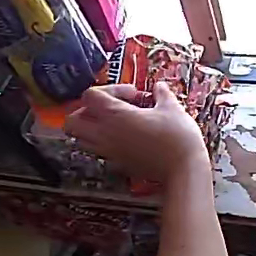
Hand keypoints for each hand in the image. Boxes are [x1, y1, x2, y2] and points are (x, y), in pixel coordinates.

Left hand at [65, 82, 208, 186]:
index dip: (108, 89)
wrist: (183, 169)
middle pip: (72, 121)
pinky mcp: (116, 164)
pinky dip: (102, 143)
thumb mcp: (172, 108)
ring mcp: (108, 151)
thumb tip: (159, 87)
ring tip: (113, 124)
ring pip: (80, 139)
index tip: (131, 94)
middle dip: (85, 111)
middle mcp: (105, 133)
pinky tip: (125, 139)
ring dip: (90, 129)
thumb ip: (162, 94)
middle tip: (109, 108)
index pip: (90, 95)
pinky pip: (97, 151)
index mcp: (115, 115)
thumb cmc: (177, 136)